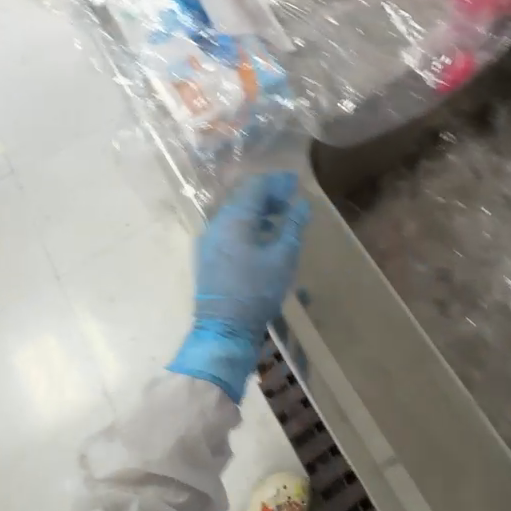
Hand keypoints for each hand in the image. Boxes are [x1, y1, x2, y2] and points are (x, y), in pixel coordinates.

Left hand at [168, 172, 310, 400]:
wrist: (223, 329)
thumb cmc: (256, 291)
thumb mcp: (283, 258)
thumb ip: (293, 226)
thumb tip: (302, 204)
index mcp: (234, 219)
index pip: (255, 187)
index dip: (276, 182)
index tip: (295, 182)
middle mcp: (217, 223)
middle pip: (242, 197)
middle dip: (267, 194)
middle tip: (289, 198)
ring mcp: (209, 240)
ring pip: (234, 213)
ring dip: (257, 210)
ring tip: (280, 217)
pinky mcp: (207, 255)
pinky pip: (228, 228)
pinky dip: (247, 224)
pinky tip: (262, 237)